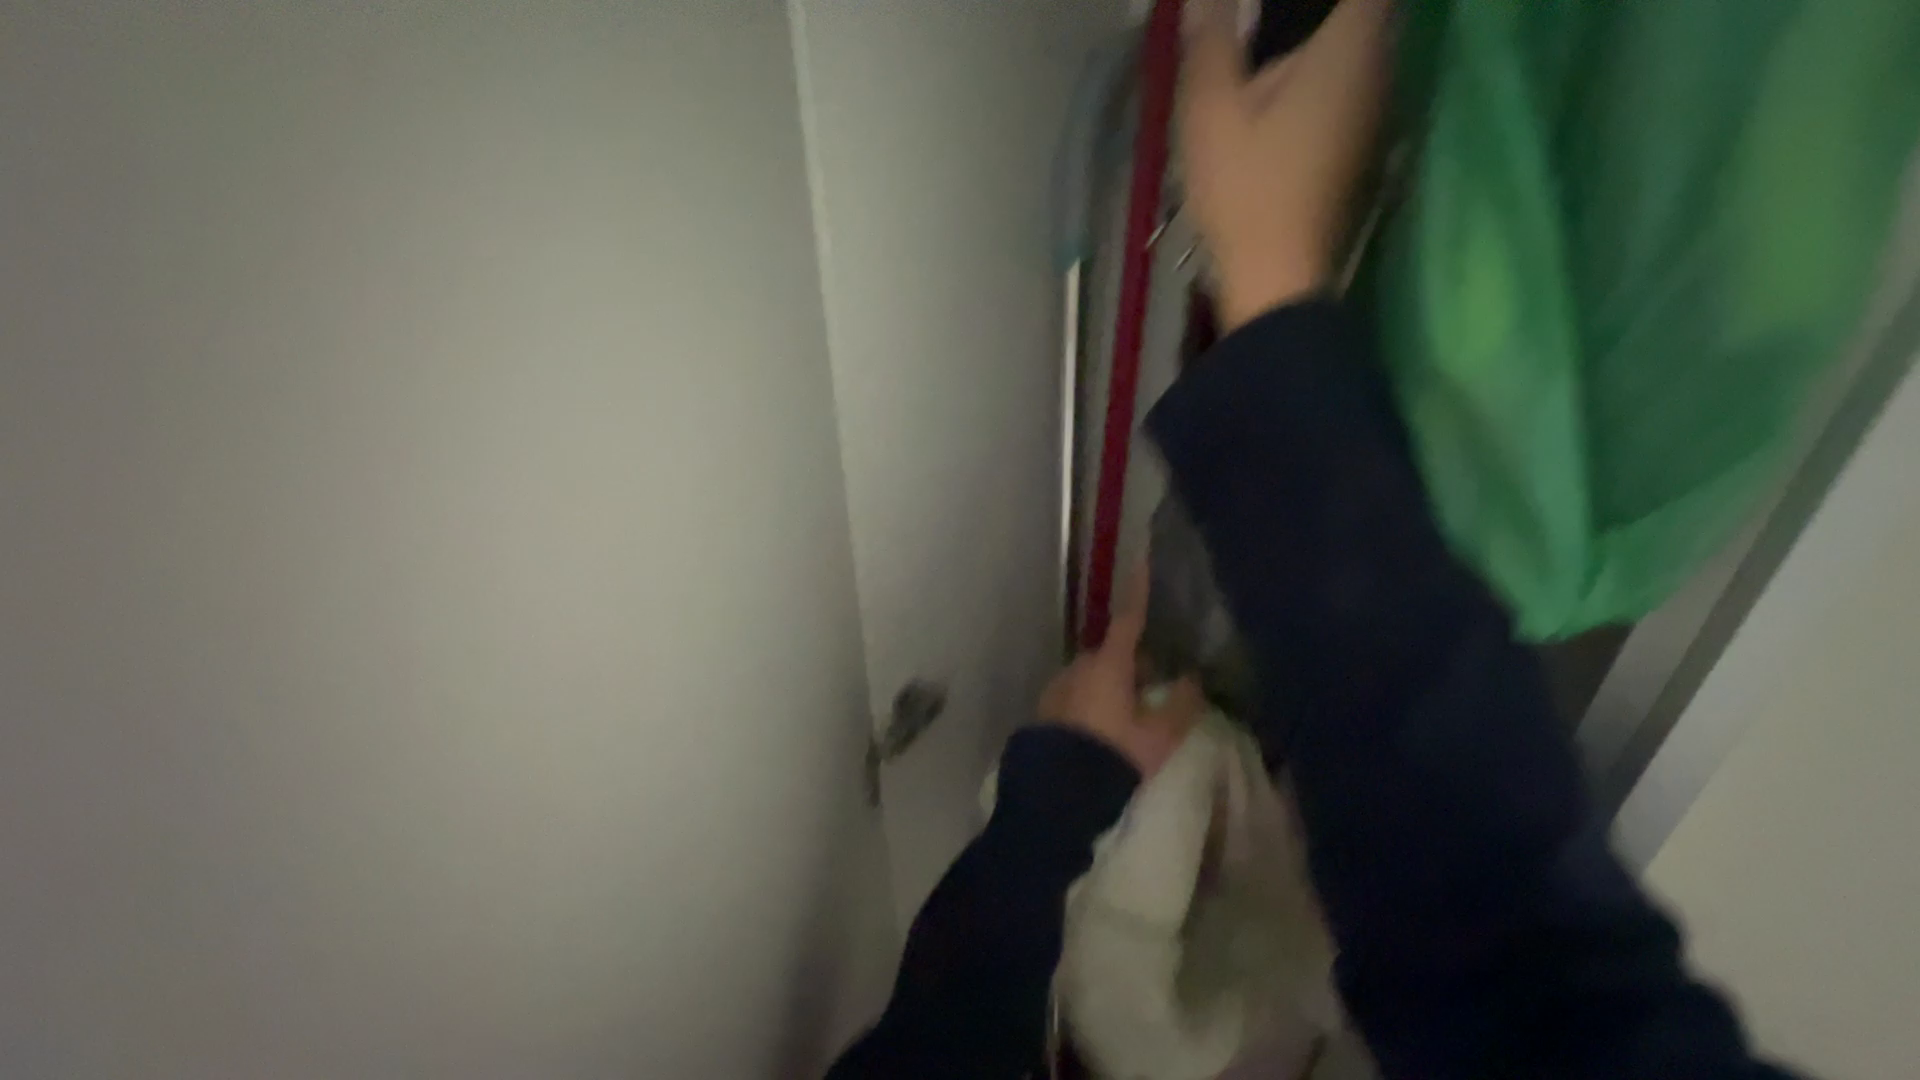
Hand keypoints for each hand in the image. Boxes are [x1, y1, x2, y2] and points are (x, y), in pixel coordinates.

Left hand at [1040, 571, 1202, 778]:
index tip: (1142, 560)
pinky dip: (1091, 702)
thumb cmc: (1113, 756)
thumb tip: (1196, 680)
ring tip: (1129, 719)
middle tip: (1154, 690)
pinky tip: (1101, 732)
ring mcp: (1058, 687)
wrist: (1056, 791)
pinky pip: (1076, 694)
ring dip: (1111, 685)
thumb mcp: (1157, 738)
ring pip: (1093, 675)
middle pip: (1112, 654)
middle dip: (1133, 664)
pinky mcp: (1045, 709)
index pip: (1129, 620)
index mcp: (1108, 664)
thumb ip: (1181, 706)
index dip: (1139, 592)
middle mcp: (1079, 667)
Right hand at [1179, 0, 1391, 329]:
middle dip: (1309, 18)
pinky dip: (1315, 84)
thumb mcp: (1211, 112)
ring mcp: (1376, 115)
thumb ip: (1211, 42)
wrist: (1278, 278)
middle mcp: (1381, 70)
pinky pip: (1344, 93)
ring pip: (1354, 54)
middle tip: (1255, 28)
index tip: (1268, 10)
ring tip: (1259, 63)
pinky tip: (1273, 105)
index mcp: (1352, 44)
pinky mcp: (1362, 151)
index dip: (1310, 1)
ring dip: (1314, 48)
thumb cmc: (1246, 190)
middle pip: (1361, 14)